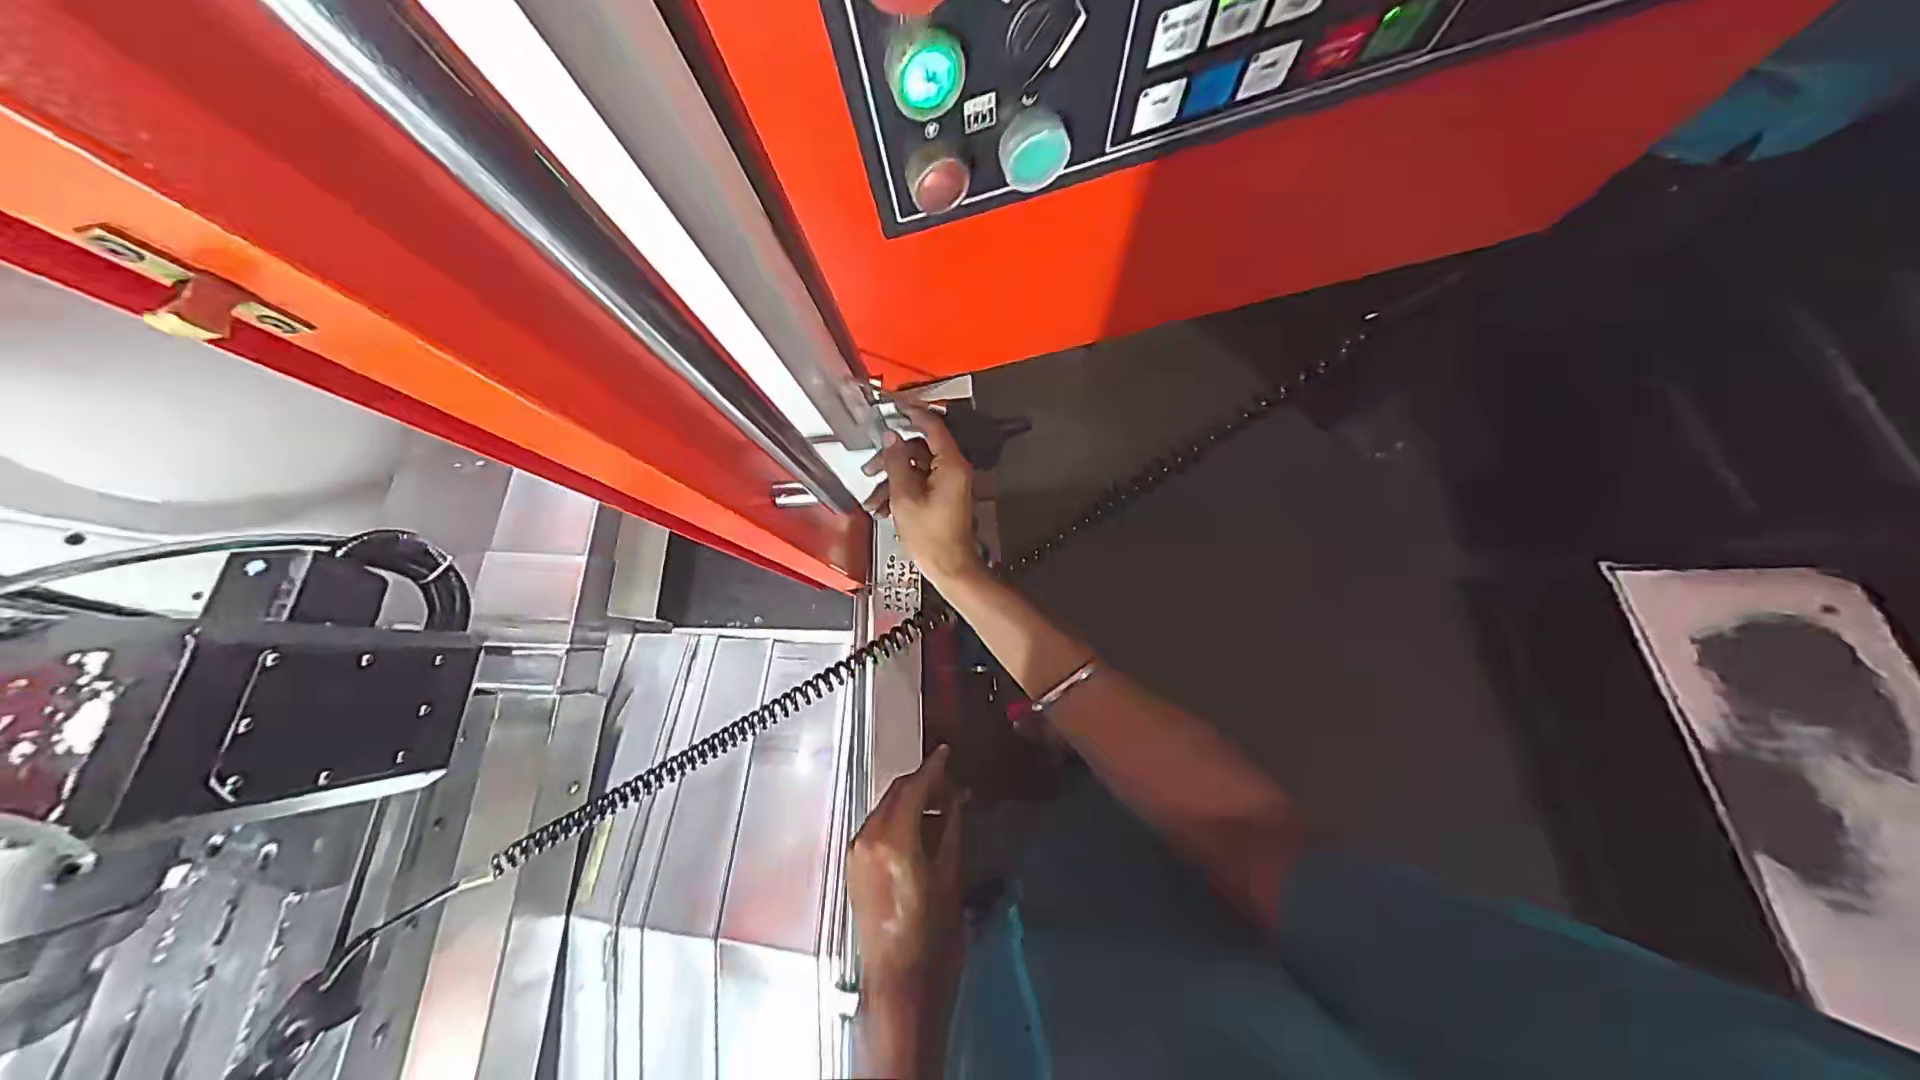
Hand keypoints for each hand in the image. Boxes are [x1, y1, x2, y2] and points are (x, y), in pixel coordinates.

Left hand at [850, 744, 966, 989]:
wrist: (899, 983)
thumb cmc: (931, 935)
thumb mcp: (950, 874)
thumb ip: (951, 826)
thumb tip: (957, 796)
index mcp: (893, 838)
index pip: (914, 787)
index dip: (933, 767)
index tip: (946, 753)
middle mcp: (867, 838)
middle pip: (896, 792)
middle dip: (923, 783)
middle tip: (952, 784)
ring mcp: (856, 852)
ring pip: (886, 807)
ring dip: (911, 800)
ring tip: (942, 806)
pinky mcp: (854, 866)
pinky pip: (877, 827)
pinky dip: (898, 819)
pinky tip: (920, 828)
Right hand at [863, 405, 982, 584]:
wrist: (949, 566)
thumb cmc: (933, 538)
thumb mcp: (904, 497)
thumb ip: (896, 463)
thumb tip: (891, 439)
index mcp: (950, 465)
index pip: (931, 426)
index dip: (911, 412)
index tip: (894, 404)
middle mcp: (953, 470)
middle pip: (919, 448)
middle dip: (891, 458)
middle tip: (871, 466)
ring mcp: (949, 483)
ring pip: (916, 467)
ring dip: (892, 478)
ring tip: (874, 497)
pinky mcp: (944, 496)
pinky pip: (920, 482)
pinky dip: (901, 490)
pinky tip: (883, 506)